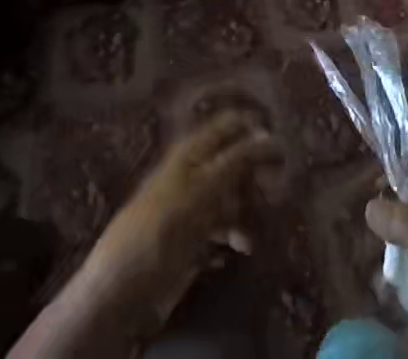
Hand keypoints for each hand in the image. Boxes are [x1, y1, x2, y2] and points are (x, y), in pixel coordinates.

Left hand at [80, 112, 277, 315]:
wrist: (124, 282)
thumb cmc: (166, 224)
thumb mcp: (205, 187)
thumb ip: (237, 159)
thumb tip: (270, 134)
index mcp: (192, 149)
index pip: (230, 124)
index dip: (256, 130)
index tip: (283, 146)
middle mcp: (193, 169)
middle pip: (234, 161)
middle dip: (255, 178)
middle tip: (274, 194)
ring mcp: (191, 202)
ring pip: (231, 195)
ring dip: (247, 212)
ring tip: (253, 237)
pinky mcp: (191, 233)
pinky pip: (222, 225)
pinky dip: (234, 234)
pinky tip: (241, 248)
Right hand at [366, 179, 407, 357]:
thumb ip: (407, 224)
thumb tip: (369, 206)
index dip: (397, 188)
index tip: (373, 198)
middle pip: (406, 219)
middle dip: (388, 234)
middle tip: (375, 247)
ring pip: (403, 251)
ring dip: (391, 265)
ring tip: (384, 281)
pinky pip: (406, 280)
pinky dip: (397, 286)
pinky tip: (390, 296)